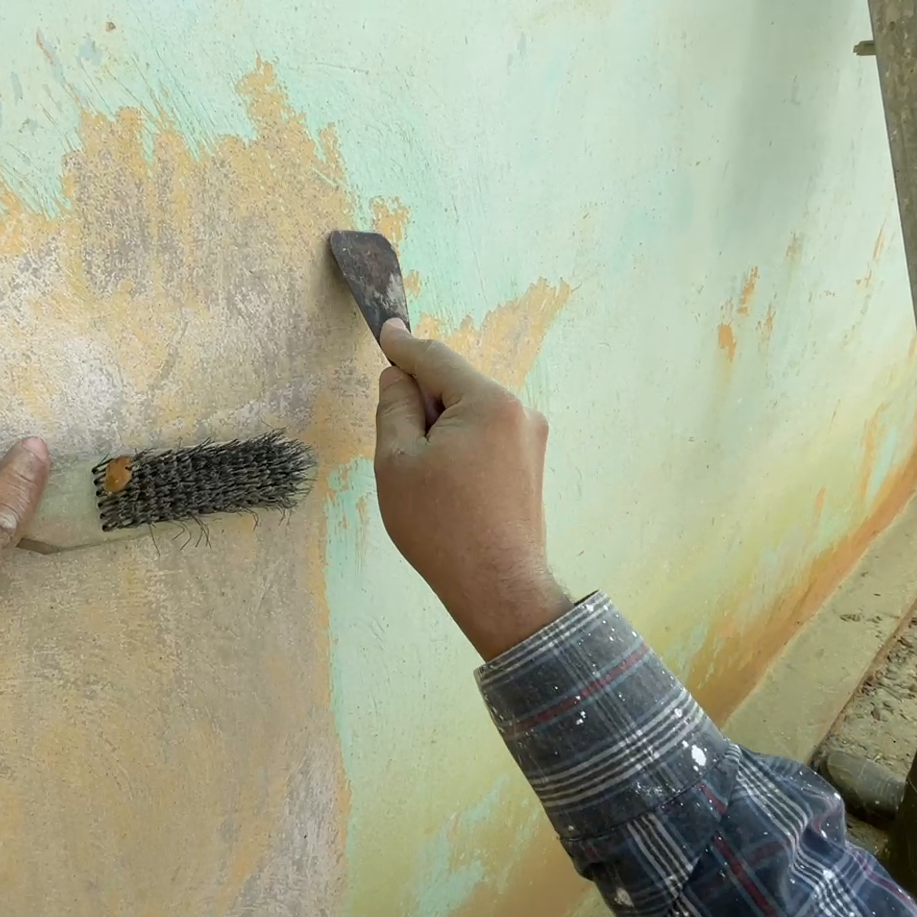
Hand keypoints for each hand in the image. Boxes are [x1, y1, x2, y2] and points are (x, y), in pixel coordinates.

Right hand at [374, 320, 568, 659]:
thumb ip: (395, 408)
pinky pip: (484, 434)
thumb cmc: (440, 526)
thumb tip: (399, 377)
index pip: (436, 358)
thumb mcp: (397, 462)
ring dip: (439, 426)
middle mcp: (519, 411)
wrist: (499, 588)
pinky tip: (446, 485)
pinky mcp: (530, 463)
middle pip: (455, 385)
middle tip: (397, 447)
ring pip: (468, 412)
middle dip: (421, 401)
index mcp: (488, 403)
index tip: (386, 328)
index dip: (404, 345)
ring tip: (423, 477)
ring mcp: (530, 438)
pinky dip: (458, 443)